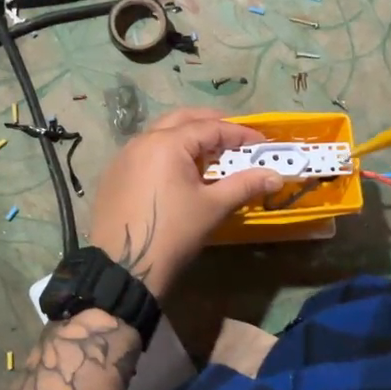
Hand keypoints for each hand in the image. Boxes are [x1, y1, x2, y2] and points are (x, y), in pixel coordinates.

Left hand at [86, 108, 283, 298]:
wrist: (123, 269)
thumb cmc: (173, 233)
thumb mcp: (212, 207)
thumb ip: (244, 185)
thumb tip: (276, 176)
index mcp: (168, 142)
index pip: (210, 128)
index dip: (239, 133)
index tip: (261, 142)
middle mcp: (143, 140)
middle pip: (182, 120)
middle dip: (210, 124)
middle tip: (234, 137)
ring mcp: (124, 156)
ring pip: (161, 133)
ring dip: (187, 136)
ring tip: (209, 153)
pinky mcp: (114, 174)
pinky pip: (145, 151)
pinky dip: (167, 152)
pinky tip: (178, 171)